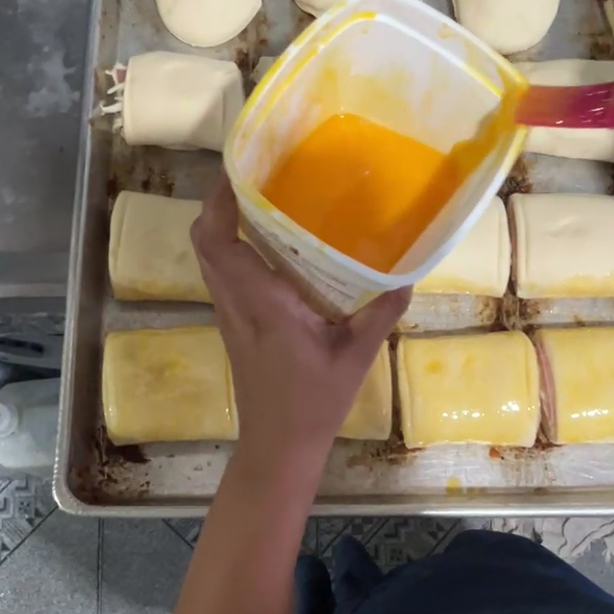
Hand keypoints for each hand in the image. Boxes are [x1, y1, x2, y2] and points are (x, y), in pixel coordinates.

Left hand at [191, 181, 410, 458]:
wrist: (278, 446)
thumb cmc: (313, 404)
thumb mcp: (355, 358)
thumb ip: (380, 315)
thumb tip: (406, 278)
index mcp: (261, 303)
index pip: (219, 241)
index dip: (220, 199)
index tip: (242, 167)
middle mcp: (235, 303)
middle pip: (206, 240)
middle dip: (221, 202)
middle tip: (258, 176)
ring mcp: (230, 315)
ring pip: (211, 257)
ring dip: (226, 224)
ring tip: (266, 201)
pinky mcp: (235, 325)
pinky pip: (225, 274)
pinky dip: (236, 249)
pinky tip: (274, 247)